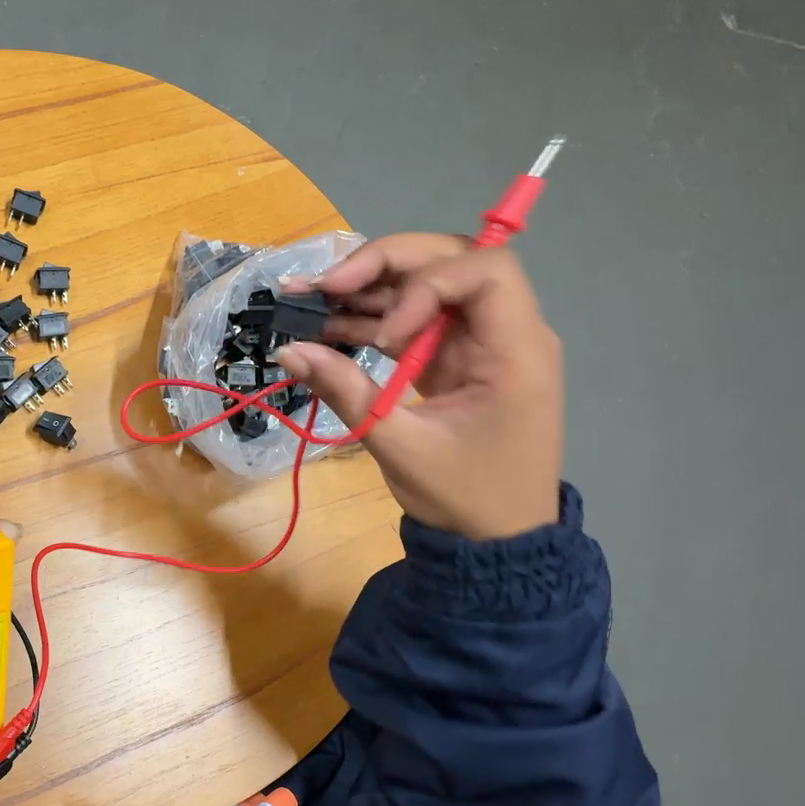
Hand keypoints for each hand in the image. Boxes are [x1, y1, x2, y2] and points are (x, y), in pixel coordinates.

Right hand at [275, 233, 562, 540]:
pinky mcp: (456, 361)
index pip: (483, 271)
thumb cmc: (464, 498)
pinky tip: (328, 329)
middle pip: (450, 263)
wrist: (496, 542)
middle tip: (325, 284)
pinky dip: (373, 322)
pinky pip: (415, 323)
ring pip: (426, 288)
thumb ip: (346, 392)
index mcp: (516, 350)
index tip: (385, 336)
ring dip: (369, 290)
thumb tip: (289, 351)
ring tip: (308, 299)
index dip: (425, 283)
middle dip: (385, 265)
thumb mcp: (399, 447)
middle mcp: (504, 333)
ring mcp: (479, 345)